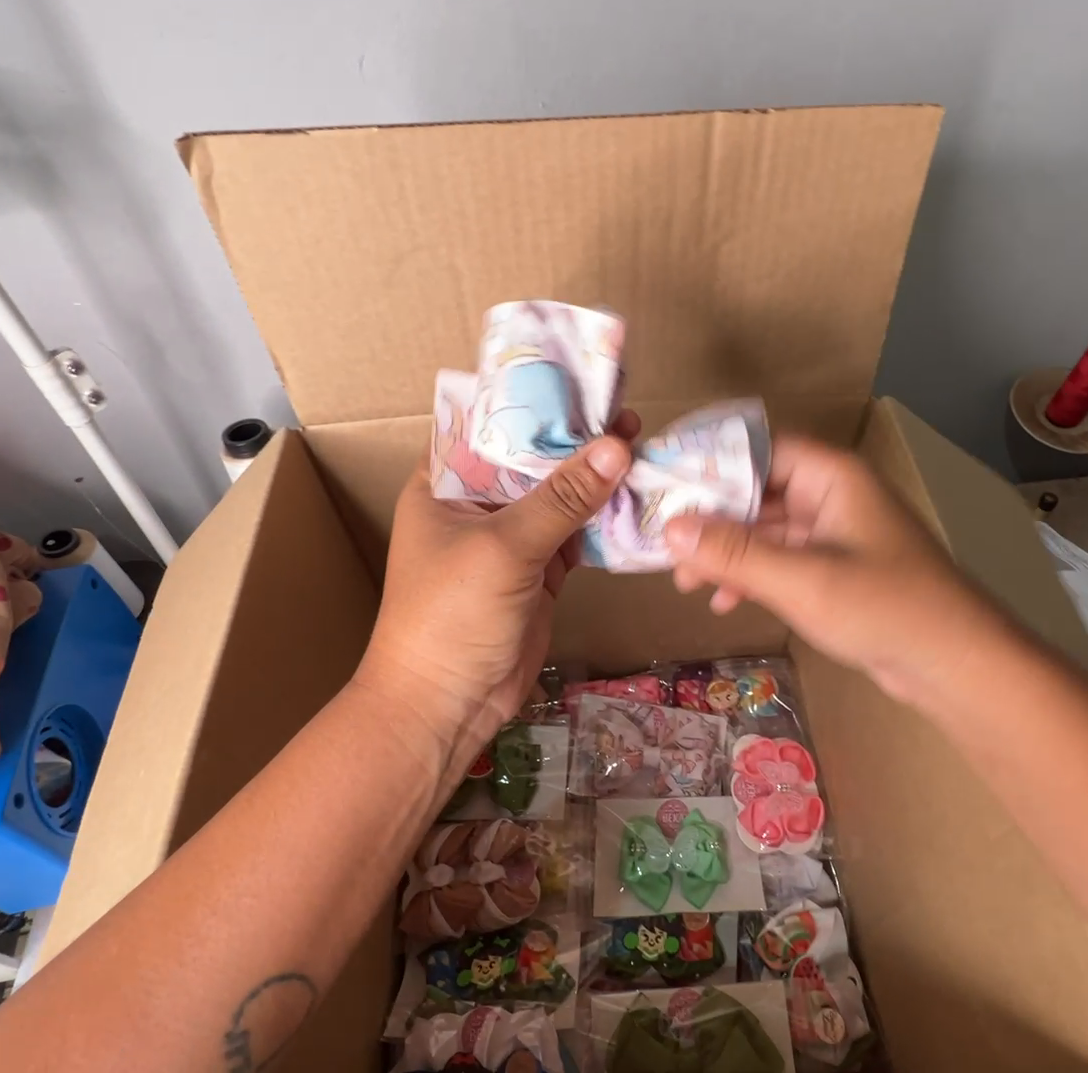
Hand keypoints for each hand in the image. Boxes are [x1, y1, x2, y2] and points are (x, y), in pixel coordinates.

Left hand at [354, 414, 638, 781]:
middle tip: (628, 417)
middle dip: (578, 442)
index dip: (537, 402)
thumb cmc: (451, 615)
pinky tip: (637, 501)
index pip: (492, 425)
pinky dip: (604, 522)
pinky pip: (576, 536)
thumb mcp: (505, 547)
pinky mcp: (539, 571)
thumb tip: (617, 446)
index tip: (585, 381)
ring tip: (642, 450)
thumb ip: (562, 498)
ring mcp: (511, 538)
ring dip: (597, 481)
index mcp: (446, 482)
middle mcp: (477, 502)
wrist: (448, 705)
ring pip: (560, 498)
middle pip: (534, 459)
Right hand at [665, 435, 994, 704]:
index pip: (756, 448)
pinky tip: (723, 602)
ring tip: (685, 580)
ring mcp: (834, 534)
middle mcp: (830, 496)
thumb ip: (734, 552)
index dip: (707, 462)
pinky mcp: (835, 570)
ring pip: (764, 529)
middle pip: (755, 490)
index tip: (662, 484)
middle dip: (710, 518)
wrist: (955, 664)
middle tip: (665, 544)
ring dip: (726, 552)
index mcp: (831, 476)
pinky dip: (751, 576)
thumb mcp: (800, 579)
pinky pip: (780, 561)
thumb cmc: (883, 607)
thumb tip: (669, 528)